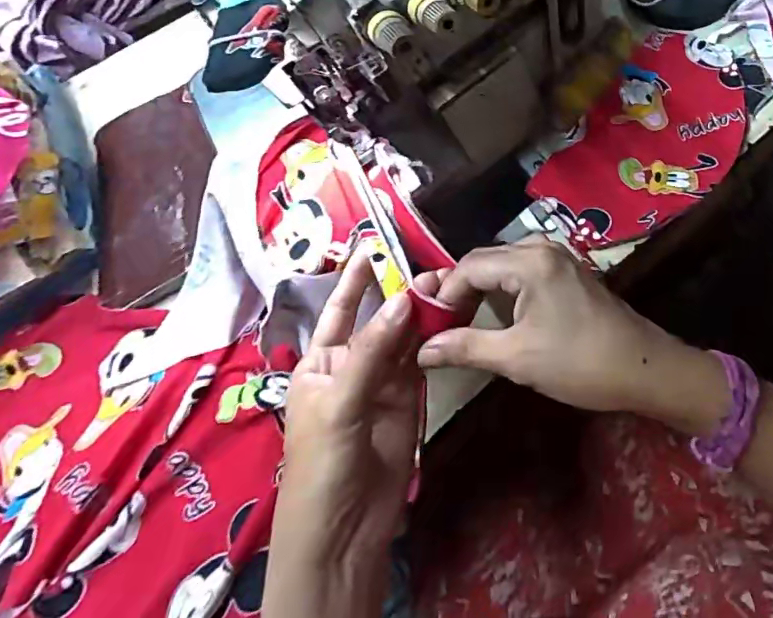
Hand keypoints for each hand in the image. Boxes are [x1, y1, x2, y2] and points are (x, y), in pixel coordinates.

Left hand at [266, 259, 419, 617]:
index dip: (355, 278)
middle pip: (379, 319)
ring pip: (404, 336)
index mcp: (321, 361)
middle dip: (400, 292)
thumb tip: (404, 298)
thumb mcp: (340, 402)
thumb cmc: (322, 462)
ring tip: (448, 282)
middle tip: (432, 264)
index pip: (340, 309)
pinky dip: (436, 337)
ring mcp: (382, 380)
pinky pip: (422, 358)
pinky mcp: (409, 397)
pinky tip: (451, 314)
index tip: (372, 243)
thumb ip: (372, 350)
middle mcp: (352, 363)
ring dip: (423, 312)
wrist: (346, 528)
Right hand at [415, 236, 729, 436]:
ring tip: (462, 323)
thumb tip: (422, 349)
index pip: (468, 266)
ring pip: (503, 264)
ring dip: (481, 289)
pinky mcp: (568, 269)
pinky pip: (523, 269)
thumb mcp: (516, 358)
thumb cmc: (578, 362)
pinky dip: (503, 289)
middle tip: (441, 326)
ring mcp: (558, 256)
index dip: (443, 295)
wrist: (643, 368)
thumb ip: (465, 347)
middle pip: (485, 259)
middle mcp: (542, 247)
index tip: (429, 327)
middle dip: (460, 290)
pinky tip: (496, 316)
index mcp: (529, 261)